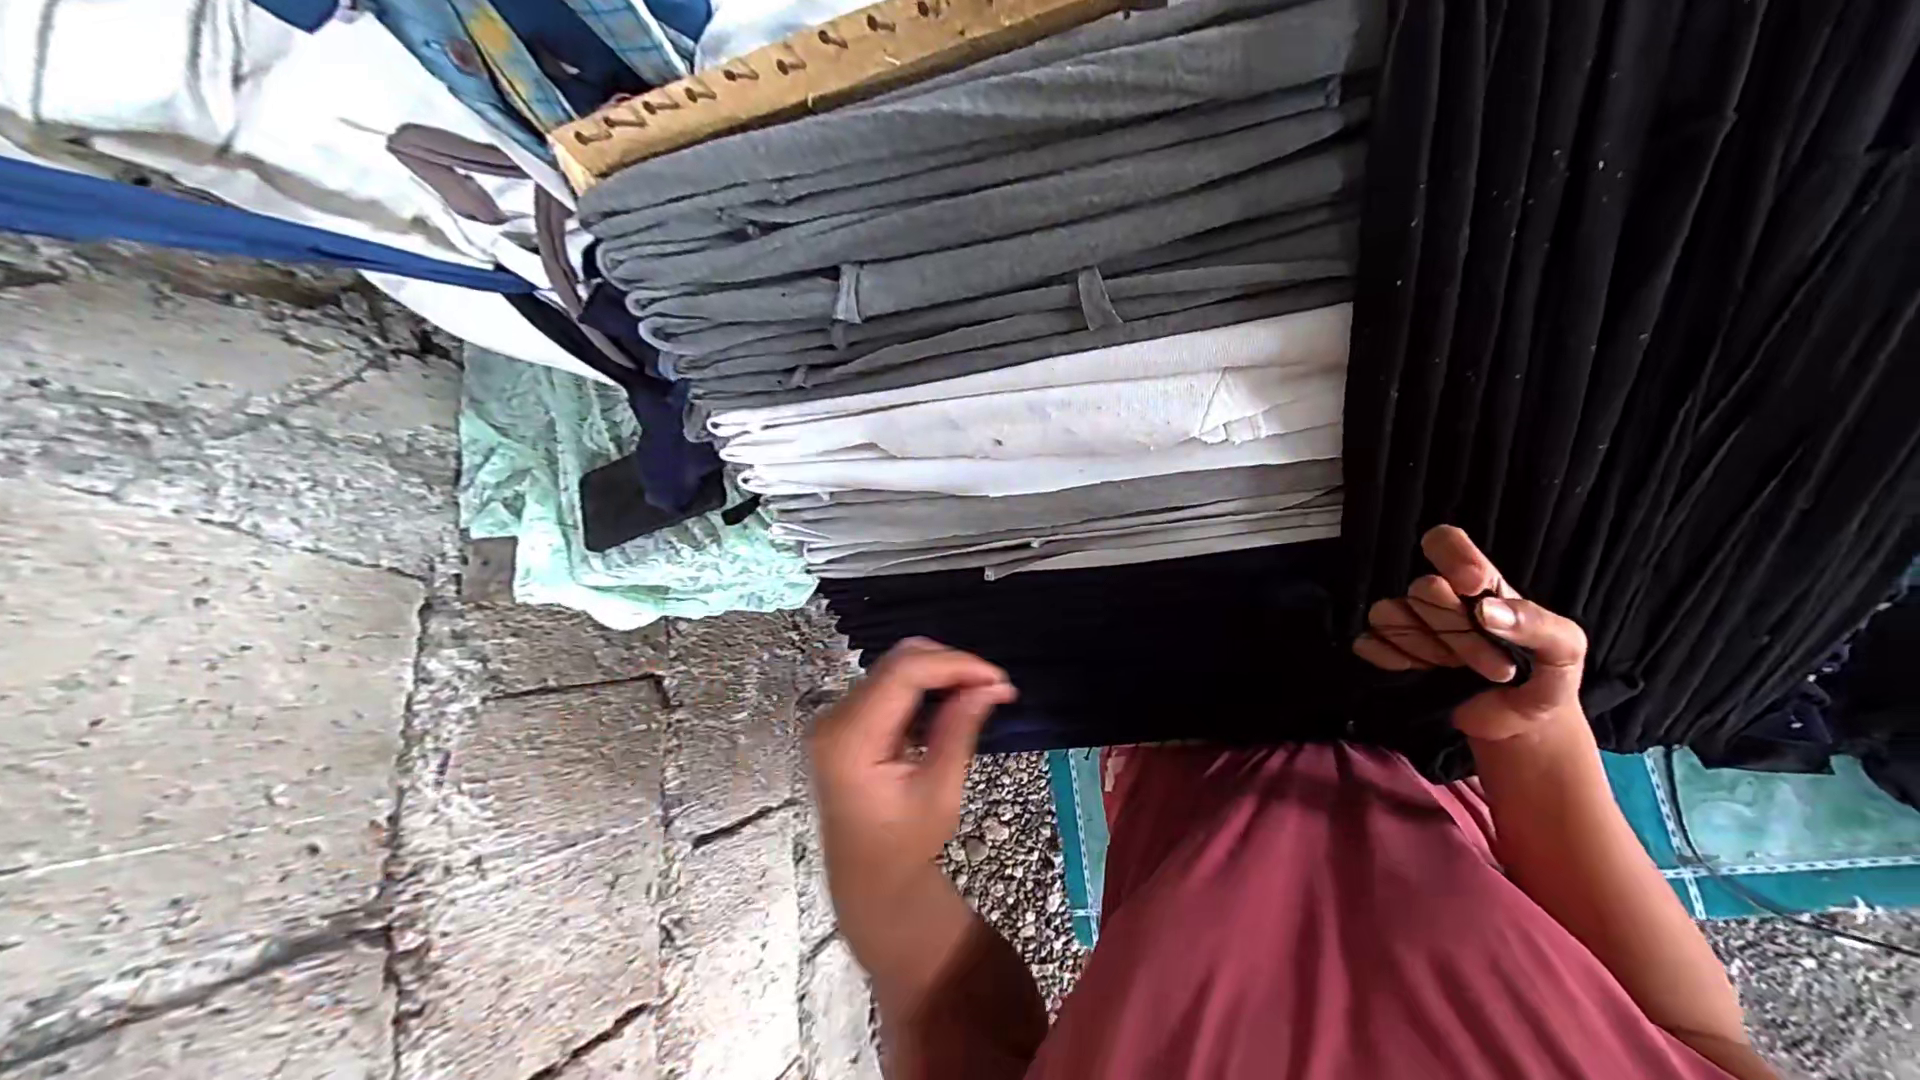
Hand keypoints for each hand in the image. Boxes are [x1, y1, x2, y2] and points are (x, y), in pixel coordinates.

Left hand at [808, 638, 1016, 903]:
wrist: (868, 875)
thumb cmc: (903, 845)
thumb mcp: (940, 792)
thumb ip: (960, 730)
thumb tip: (992, 685)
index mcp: (851, 740)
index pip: (904, 674)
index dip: (954, 664)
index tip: (995, 677)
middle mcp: (834, 719)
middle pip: (897, 662)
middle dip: (950, 664)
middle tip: (991, 685)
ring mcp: (836, 716)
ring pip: (894, 666)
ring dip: (939, 672)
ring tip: (977, 693)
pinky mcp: (846, 719)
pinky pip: (889, 683)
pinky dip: (924, 685)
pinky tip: (950, 702)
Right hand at [1351, 525, 1588, 741]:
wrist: (1519, 729)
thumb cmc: (1544, 679)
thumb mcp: (1564, 650)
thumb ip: (1537, 624)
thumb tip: (1485, 610)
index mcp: (1477, 586)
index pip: (1444, 543)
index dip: (1450, 556)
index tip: (1473, 587)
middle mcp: (1436, 600)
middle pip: (1422, 588)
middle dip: (1459, 630)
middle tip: (1495, 666)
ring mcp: (1407, 626)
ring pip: (1388, 613)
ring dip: (1425, 647)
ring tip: (1455, 671)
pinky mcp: (1385, 652)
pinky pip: (1366, 642)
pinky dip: (1389, 658)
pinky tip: (1420, 673)